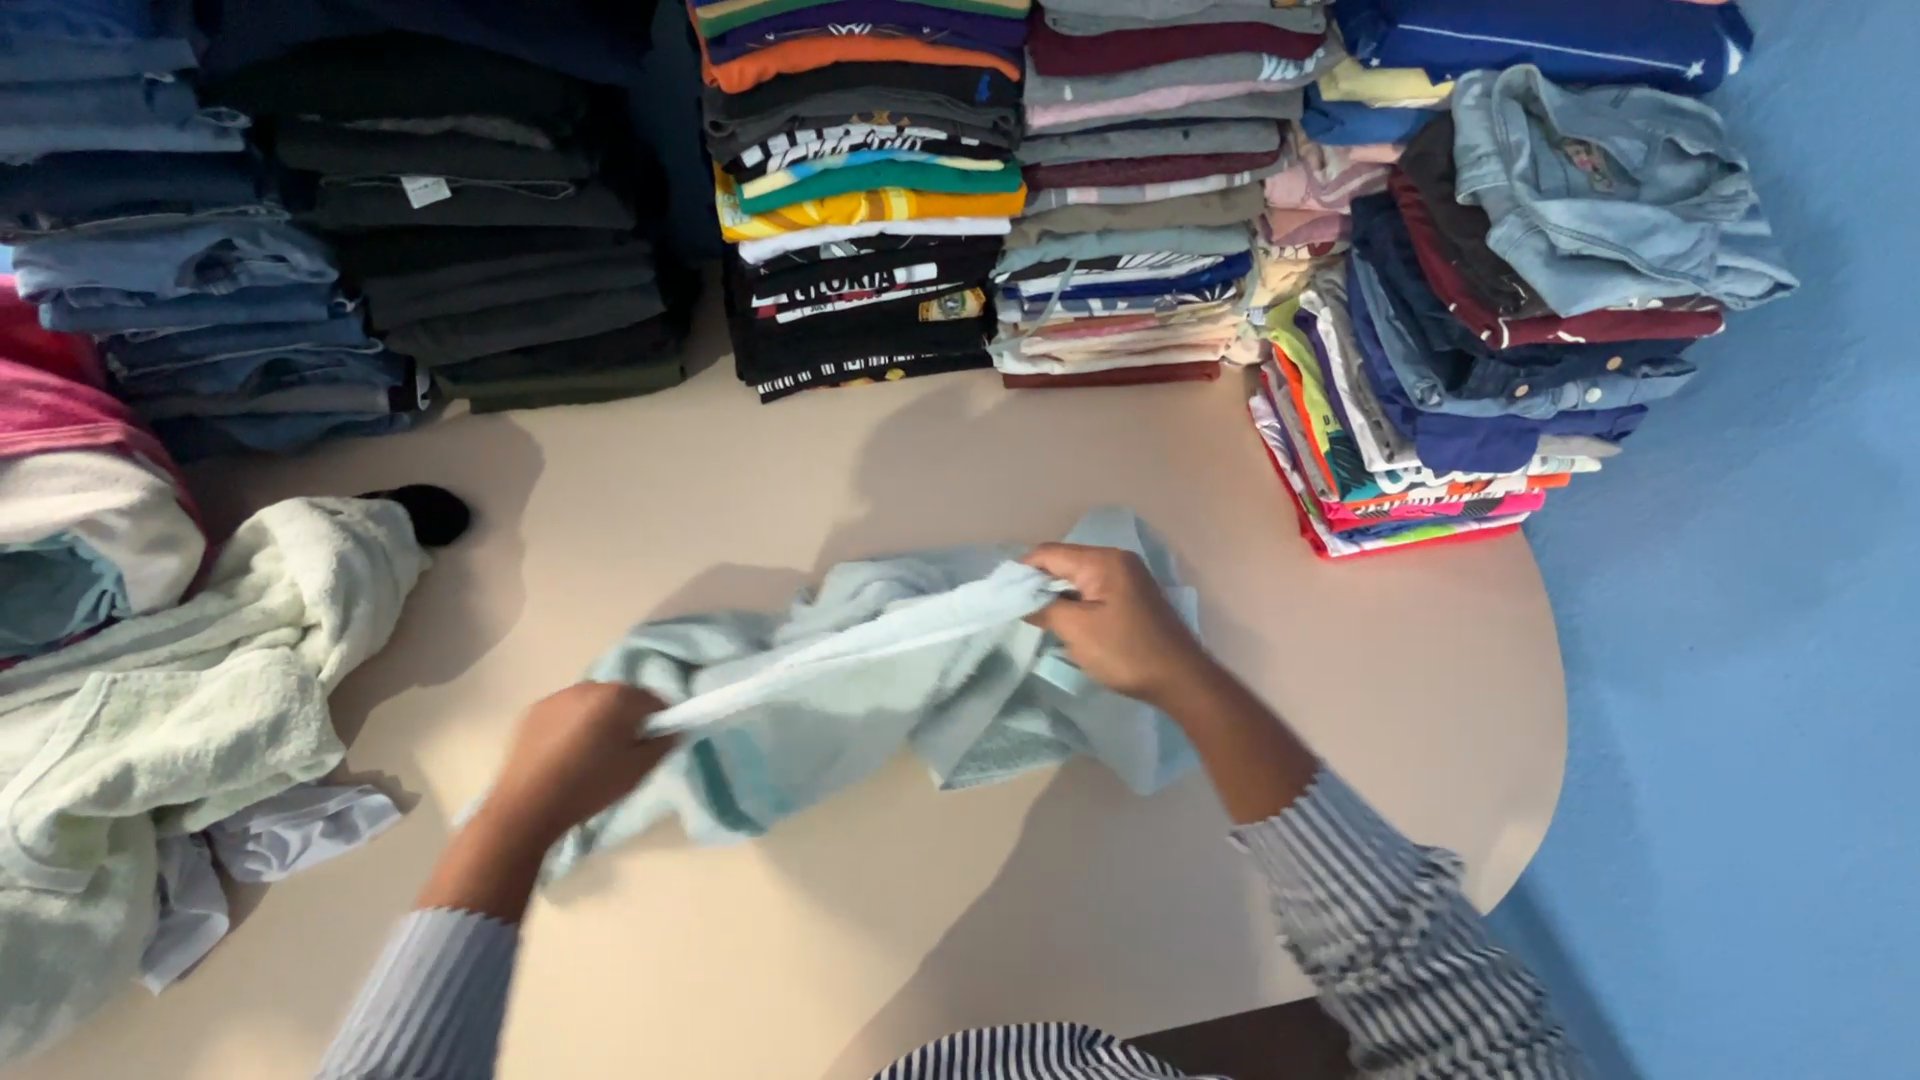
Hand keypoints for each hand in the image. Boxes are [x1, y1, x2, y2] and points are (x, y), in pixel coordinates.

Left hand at [475, 681, 675, 847]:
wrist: (525, 808)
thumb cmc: (588, 787)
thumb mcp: (637, 771)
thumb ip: (663, 744)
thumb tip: (673, 731)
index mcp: (618, 697)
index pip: (654, 700)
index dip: (659, 720)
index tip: (653, 743)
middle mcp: (589, 687)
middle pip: (622, 697)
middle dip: (628, 717)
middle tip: (623, 750)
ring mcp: (558, 697)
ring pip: (593, 703)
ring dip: (599, 718)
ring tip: (590, 753)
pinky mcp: (534, 711)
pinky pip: (567, 711)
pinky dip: (573, 724)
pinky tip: (565, 753)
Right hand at [1021, 544, 1221, 708]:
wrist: (1181, 680)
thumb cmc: (1126, 652)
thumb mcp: (1077, 630)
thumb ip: (1044, 608)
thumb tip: (1022, 600)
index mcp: (1103, 561)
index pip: (1049, 553)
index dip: (1022, 570)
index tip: (1002, 593)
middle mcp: (1117, 560)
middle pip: (1064, 563)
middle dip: (1039, 583)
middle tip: (1015, 608)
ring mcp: (1128, 578)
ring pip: (1078, 578)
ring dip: (1057, 595)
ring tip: (1036, 617)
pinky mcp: (1133, 597)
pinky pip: (1094, 590)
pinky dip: (1075, 602)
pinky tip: (1064, 622)